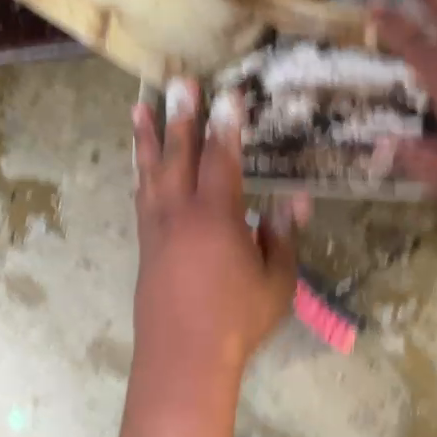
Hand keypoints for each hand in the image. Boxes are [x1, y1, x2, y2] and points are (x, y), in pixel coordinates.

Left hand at [131, 79, 305, 375]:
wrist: (182, 355)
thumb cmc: (236, 320)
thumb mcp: (276, 282)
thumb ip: (283, 236)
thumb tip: (297, 198)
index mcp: (215, 215)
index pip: (221, 159)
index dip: (226, 124)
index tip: (227, 93)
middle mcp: (180, 211)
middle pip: (179, 154)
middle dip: (181, 116)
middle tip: (179, 82)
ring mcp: (156, 225)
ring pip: (150, 170)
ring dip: (146, 136)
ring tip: (139, 107)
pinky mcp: (144, 242)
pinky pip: (140, 194)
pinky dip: (139, 171)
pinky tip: (139, 161)